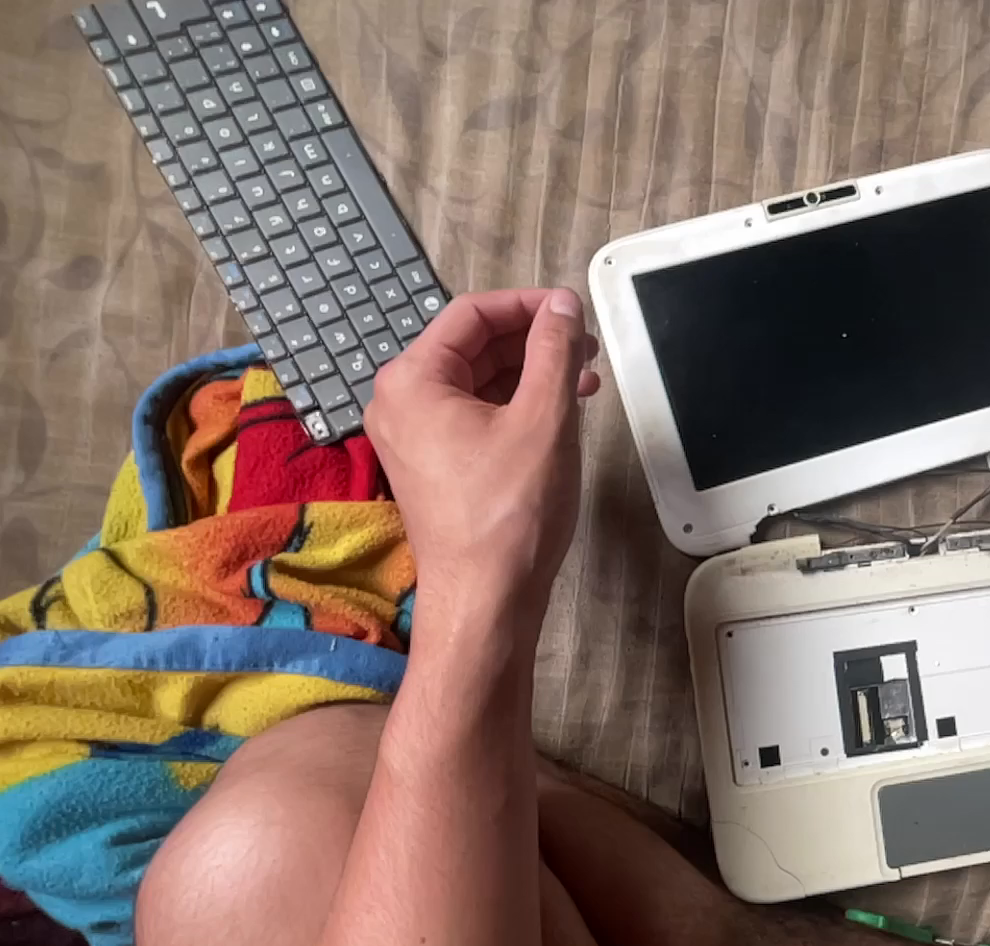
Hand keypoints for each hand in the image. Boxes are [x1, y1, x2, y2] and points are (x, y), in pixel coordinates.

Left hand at [363, 288, 599, 634]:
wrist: (488, 596)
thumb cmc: (510, 512)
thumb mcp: (544, 419)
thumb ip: (555, 352)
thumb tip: (564, 308)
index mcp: (415, 380)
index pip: (472, 315)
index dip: (529, 306)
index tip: (575, 311)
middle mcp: (403, 404)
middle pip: (474, 348)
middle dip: (535, 343)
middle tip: (586, 348)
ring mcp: (418, 439)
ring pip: (480, 385)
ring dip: (532, 376)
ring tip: (583, 381)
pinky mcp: (438, 467)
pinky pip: (478, 417)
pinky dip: (518, 408)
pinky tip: (558, 413)